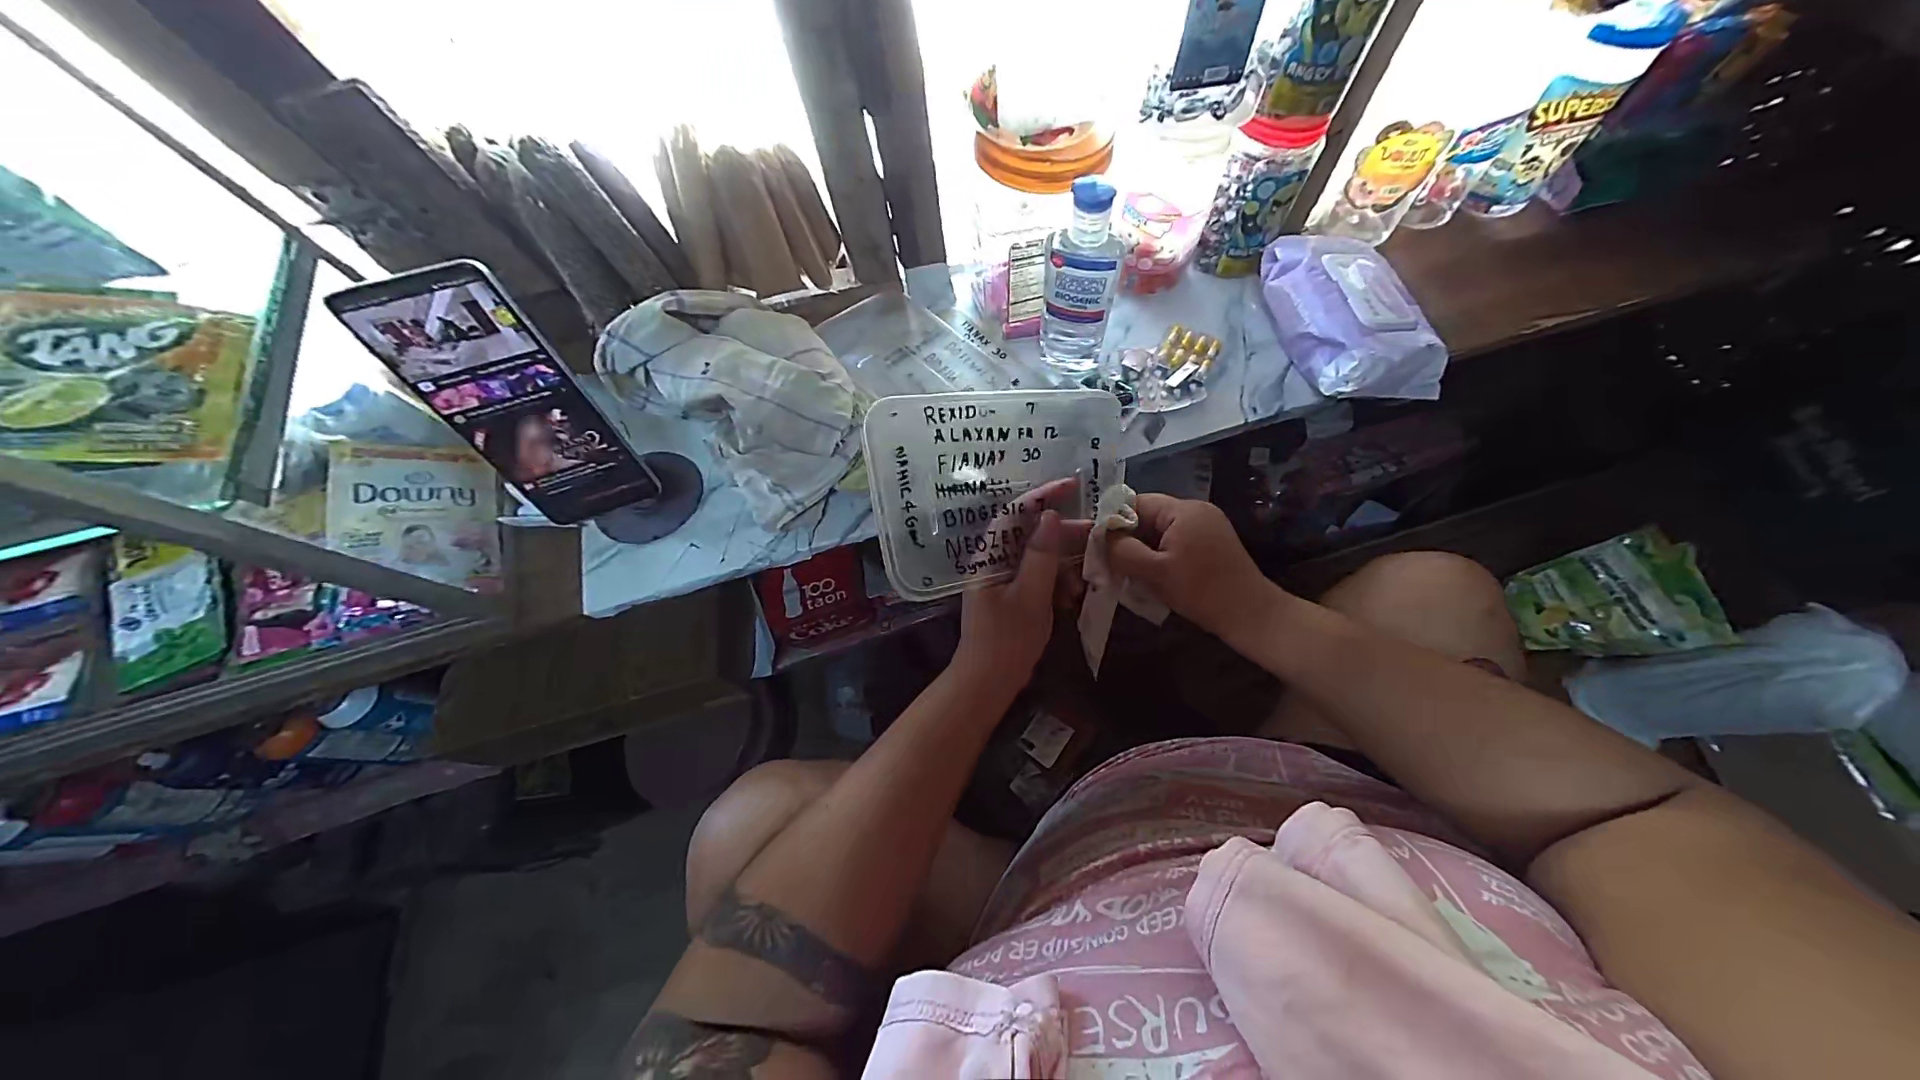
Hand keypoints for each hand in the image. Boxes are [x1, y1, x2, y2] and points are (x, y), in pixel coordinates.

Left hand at [954, 493, 1088, 683]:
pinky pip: (1040, 578)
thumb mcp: (1029, 597)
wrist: (988, 683)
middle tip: (1096, 536)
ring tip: (1079, 586)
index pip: (1015, 513)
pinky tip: (1070, 599)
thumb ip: (1041, 556)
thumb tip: (1050, 516)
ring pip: (1040, 557)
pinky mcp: (1014, 596)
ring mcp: (1004, 579)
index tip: (1073, 485)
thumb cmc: (1006, 640)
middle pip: (1031, 534)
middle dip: (1063, 536)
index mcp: (990, 557)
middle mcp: (995, 562)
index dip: (1043, 495)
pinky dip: (1057, 584)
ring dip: (1063, 566)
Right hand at [1107, 494, 1280, 639]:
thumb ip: (1122, 550)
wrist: (1250, 615)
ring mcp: (1207, 527)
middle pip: (1149, 517)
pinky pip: (1175, 543)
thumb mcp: (1154, 571)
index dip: (1114, 522)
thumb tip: (1100, 536)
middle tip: (1111, 564)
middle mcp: (1196, 511)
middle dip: (1128, 539)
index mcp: (1183, 510)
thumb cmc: (1200, 590)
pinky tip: (1153, 578)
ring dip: (1143, 551)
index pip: (1136, 502)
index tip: (1099, 546)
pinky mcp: (1212, 545)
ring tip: (1130, 574)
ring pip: (1160, 532)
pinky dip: (1160, 557)